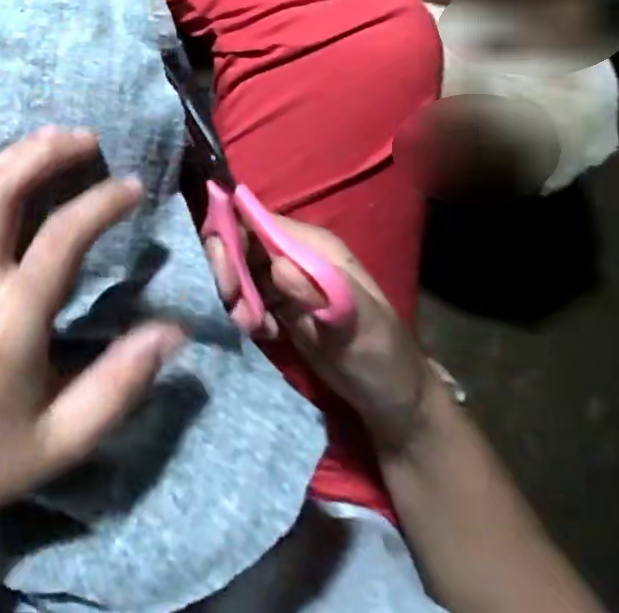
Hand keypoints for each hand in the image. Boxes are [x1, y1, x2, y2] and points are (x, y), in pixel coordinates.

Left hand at [0, 126, 187, 546]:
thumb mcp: (68, 438)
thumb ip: (122, 382)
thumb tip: (175, 329)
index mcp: (9, 323)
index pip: (59, 237)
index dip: (101, 203)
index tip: (134, 187)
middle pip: (0, 190)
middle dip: (45, 152)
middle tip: (88, 138)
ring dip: (11, 156)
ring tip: (53, 140)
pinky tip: (3, 174)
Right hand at [205, 219, 434, 452]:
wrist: (391, 396)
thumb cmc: (382, 355)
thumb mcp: (358, 326)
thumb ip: (320, 293)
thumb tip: (278, 265)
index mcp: (313, 245)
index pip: (255, 222)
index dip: (230, 240)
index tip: (227, 281)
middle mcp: (294, 253)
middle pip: (239, 243)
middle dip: (229, 275)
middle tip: (238, 312)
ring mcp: (285, 279)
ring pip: (237, 270)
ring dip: (236, 299)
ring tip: (254, 328)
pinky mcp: (279, 303)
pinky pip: (245, 296)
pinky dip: (244, 314)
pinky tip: (263, 334)